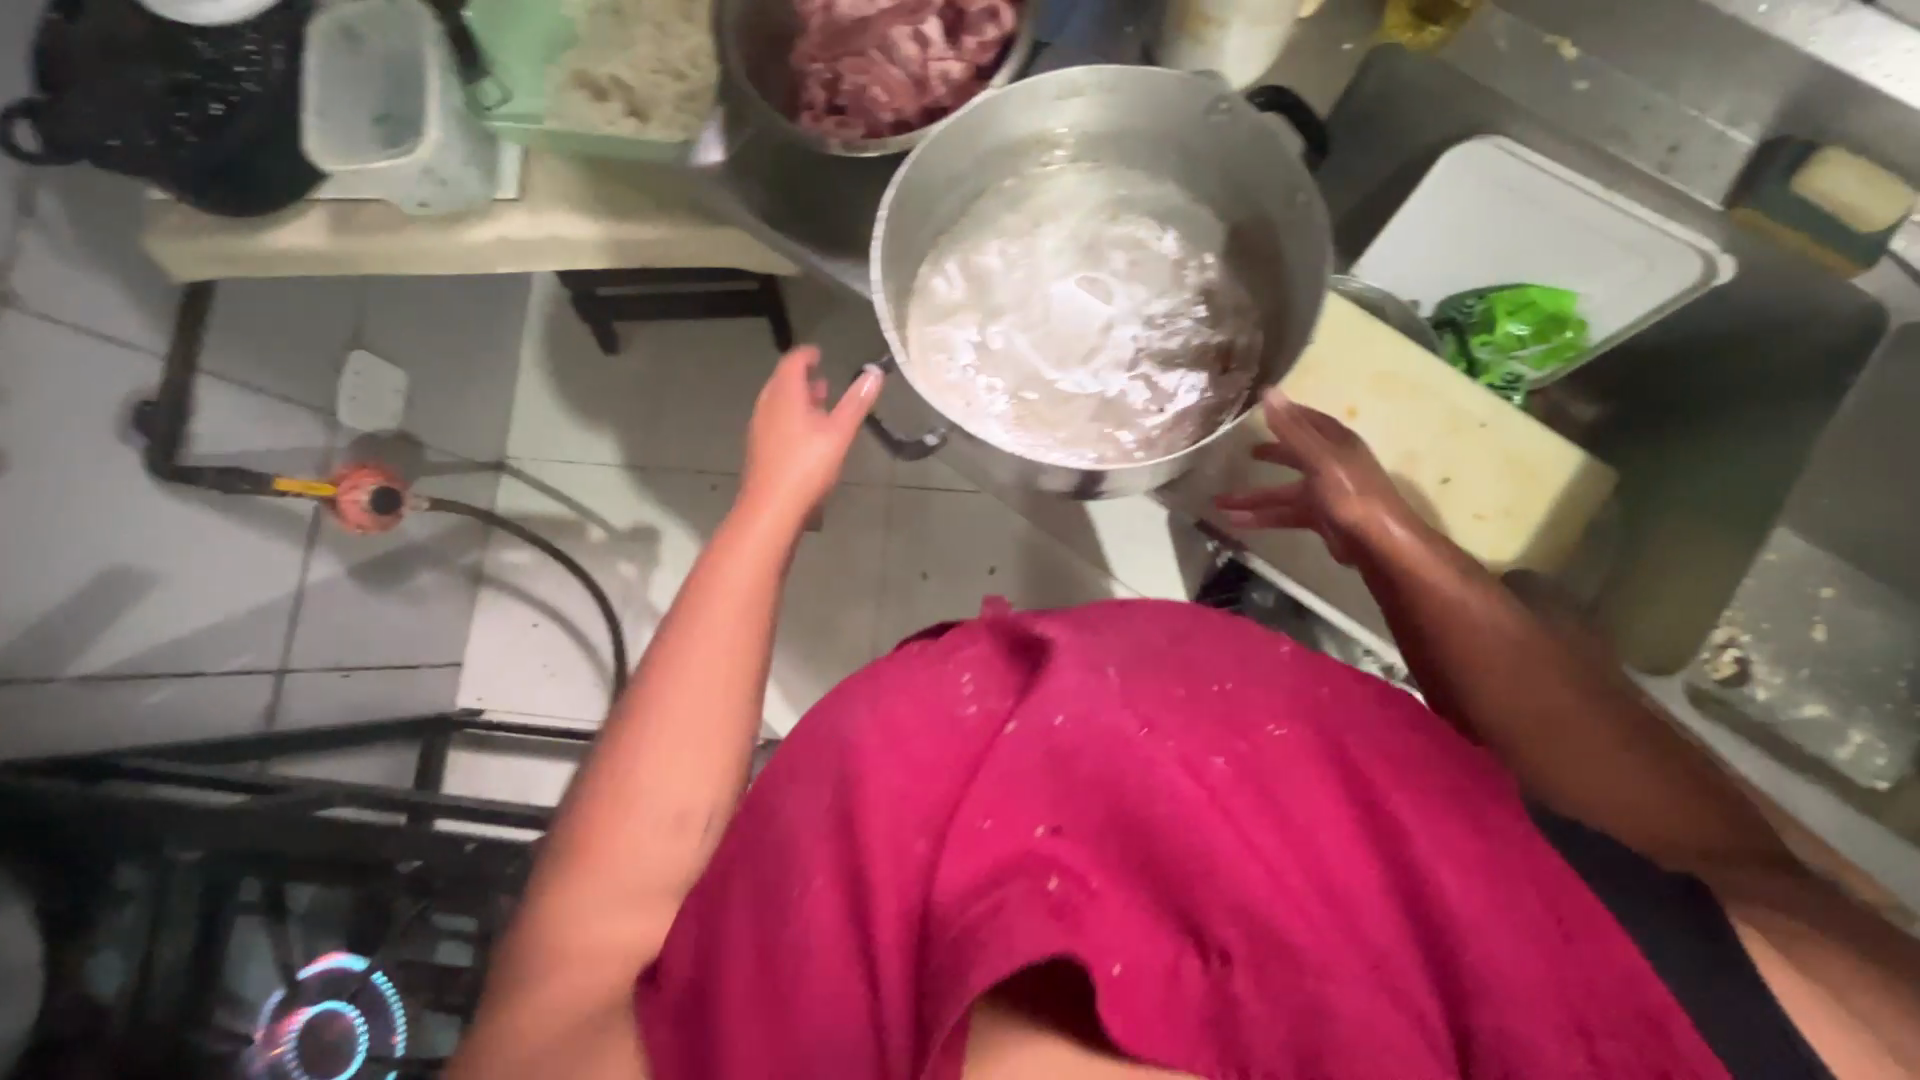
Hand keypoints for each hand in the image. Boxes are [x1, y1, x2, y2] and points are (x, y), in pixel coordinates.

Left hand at [738, 346, 883, 527]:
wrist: (771, 508)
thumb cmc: (807, 466)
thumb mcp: (839, 433)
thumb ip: (856, 402)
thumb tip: (874, 372)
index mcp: (785, 395)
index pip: (792, 363)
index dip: (806, 355)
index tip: (820, 354)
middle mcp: (768, 406)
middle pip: (782, 382)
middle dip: (802, 377)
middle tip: (822, 377)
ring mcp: (760, 428)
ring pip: (778, 403)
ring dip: (797, 399)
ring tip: (818, 403)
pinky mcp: (759, 449)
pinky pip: (775, 421)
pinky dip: (791, 416)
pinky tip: (806, 434)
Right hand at [1212, 391, 1416, 564]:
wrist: (1376, 543)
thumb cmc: (1351, 494)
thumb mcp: (1320, 458)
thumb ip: (1292, 429)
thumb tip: (1268, 392)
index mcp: (1336, 444)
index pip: (1310, 421)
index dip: (1289, 414)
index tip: (1263, 409)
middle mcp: (1331, 465)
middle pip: (1295, 455)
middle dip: (1271, 453)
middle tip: (1245, 451)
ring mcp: (1325, 493)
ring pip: (1282, 491)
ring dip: (1252, 496)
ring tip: (1220, 501)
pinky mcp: (1319, 518)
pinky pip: (1283, 514)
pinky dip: (1260, 517)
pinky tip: (1235, 522)